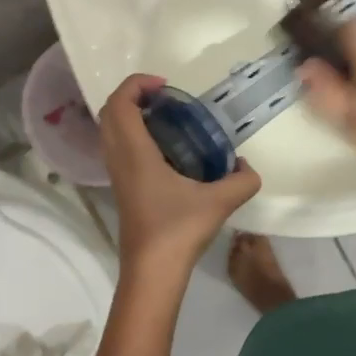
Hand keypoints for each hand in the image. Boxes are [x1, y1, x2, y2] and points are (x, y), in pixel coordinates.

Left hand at [100, 74, 261, 269]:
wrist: (152, 271)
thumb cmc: (179, 230)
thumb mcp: (220, 202)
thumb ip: (242, 180)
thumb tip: (247, 167)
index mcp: (135, 153)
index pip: (120, 103)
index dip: (137, 84)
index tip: (166, 86)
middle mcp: (119, 159)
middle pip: (109, 113)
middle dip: (132, 96)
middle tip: (165, 99)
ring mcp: (117, 176)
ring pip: (110, 133)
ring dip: (131, 117)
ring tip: (166, 120)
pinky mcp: (122, 190)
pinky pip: (118, 149)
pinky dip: (133, 137)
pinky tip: (166, 150)